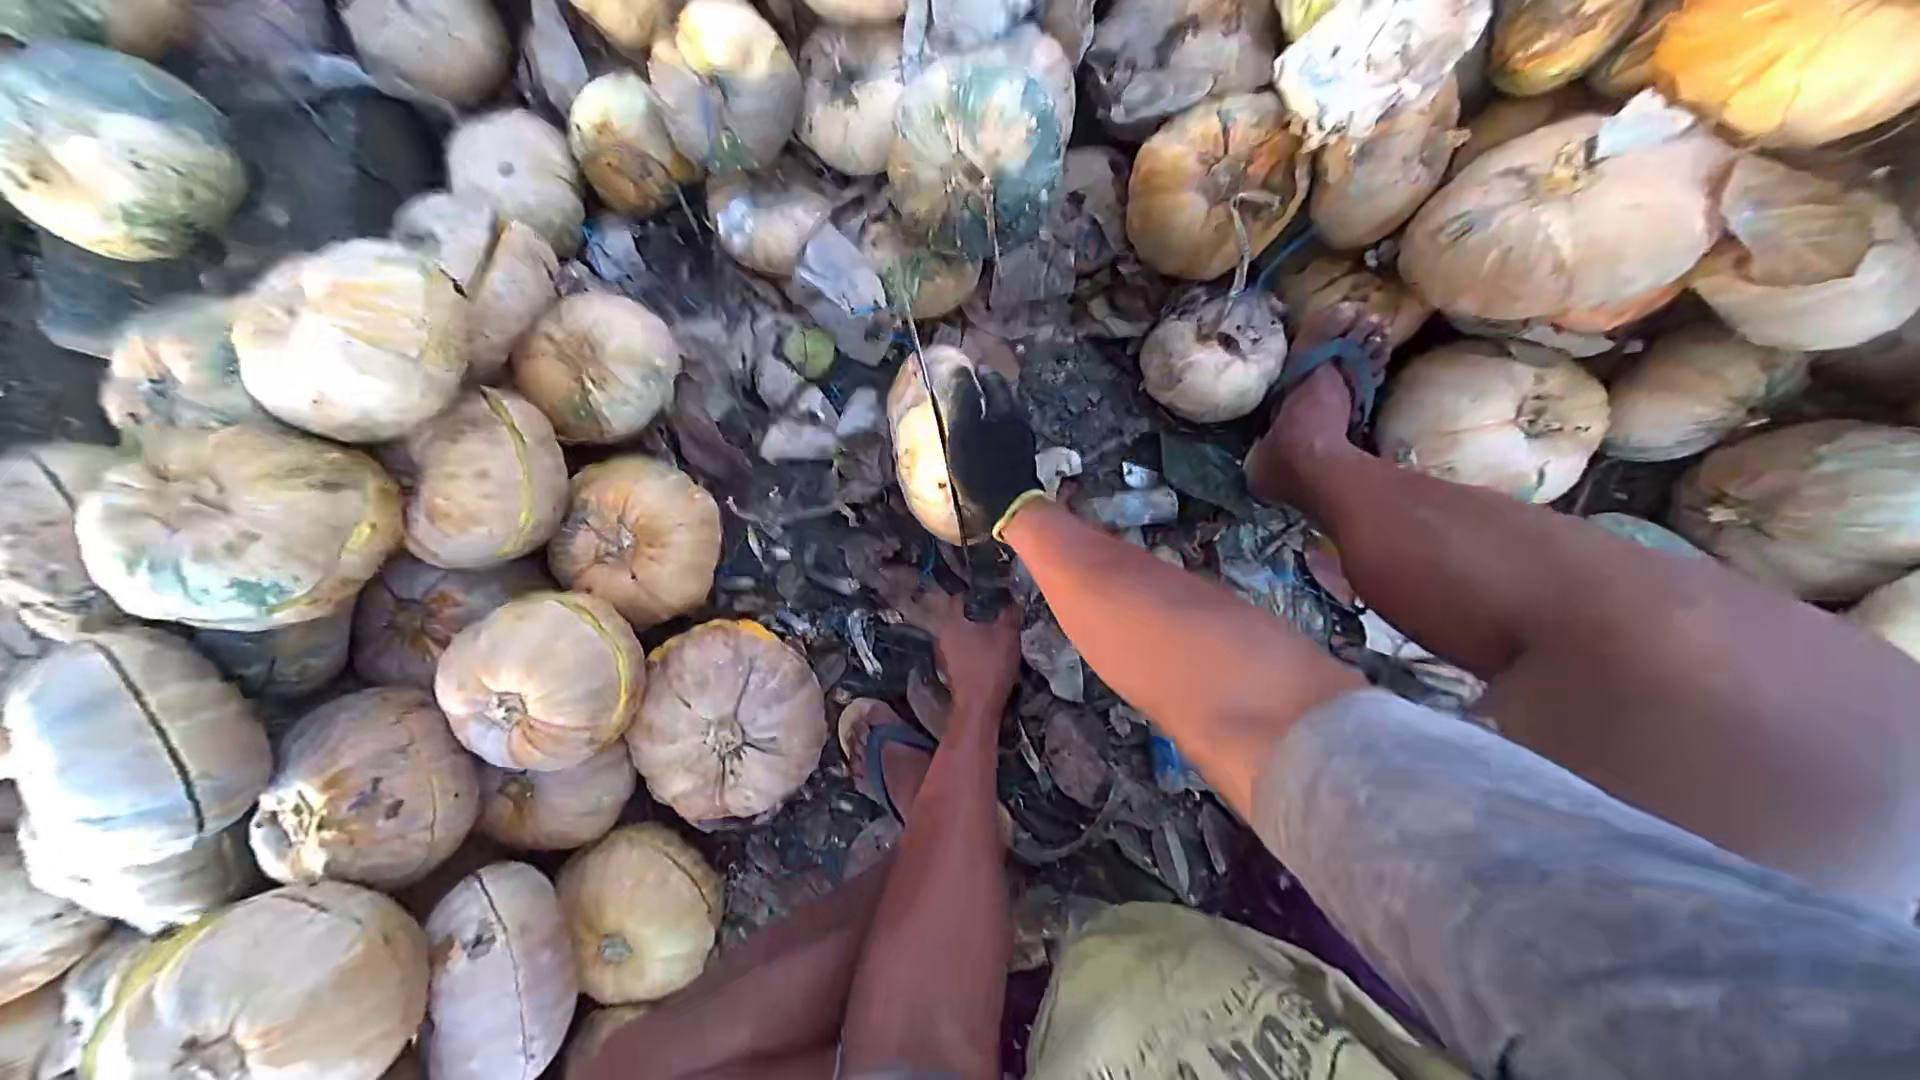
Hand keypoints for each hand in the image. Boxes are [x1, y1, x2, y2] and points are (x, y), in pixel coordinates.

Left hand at [934, 599, 1023, 713]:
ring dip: (976, 633)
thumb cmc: (990, 664)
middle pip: (961, 617)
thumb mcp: (1007, 634)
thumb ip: (1010, 614)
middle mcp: (942, 635)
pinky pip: (962, 651)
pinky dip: (974, 648)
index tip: (992, 595)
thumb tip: (1014, 602)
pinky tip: (989, 653)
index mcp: (952, 621)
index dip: (976, 594)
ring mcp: (943, 654)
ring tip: (996, 633)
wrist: (979, 705)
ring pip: (961, 635)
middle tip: (999, 613)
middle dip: (978, 615)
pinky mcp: (950, 670)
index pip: (960, 598)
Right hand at [937, 365, 1041, 540]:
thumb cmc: (981, 467)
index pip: (994, 380)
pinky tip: (984, 440)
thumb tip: (962, 370)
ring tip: (973, 416)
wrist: (1009, 508)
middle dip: (988, 391)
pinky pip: (1007, 436)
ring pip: (1007, 417)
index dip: (980, 373)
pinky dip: (995, 431)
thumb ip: (964, 399)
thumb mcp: (965, 430)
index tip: (966, 371)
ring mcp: (1024, 441)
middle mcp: (1020, 421)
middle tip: (969, 391)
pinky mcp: (1022, 460)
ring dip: (992, 412)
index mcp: (1007, 409)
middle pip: (1004, 398)